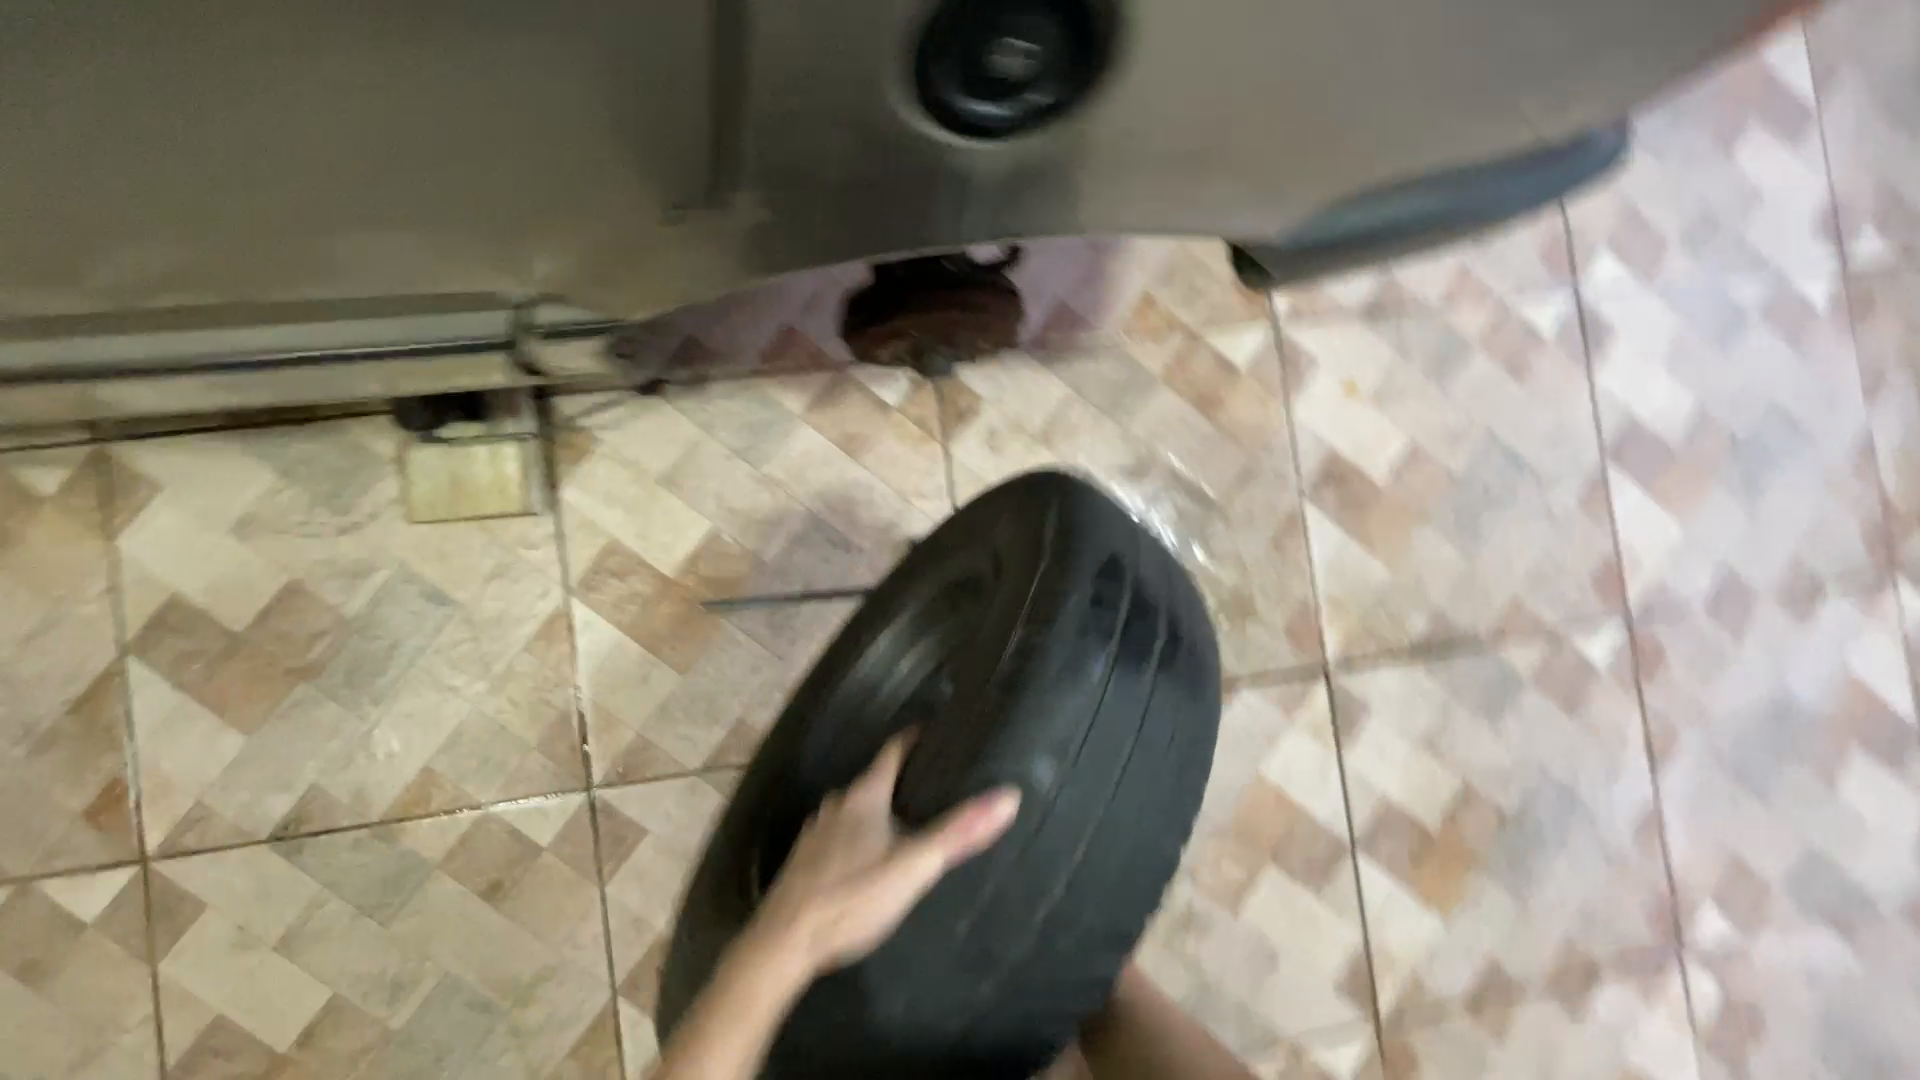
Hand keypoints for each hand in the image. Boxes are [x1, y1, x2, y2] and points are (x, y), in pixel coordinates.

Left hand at [743, 732, 1022, 980]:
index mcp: (864, 796)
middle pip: (875, 781)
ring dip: (880, 811)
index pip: (894, 750)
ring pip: (856, 810)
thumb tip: (1009, 796)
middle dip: (903, 782)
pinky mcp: (804, 860)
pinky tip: (869, 859)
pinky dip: (859, 837)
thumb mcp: (914, 867)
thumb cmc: (852, 897)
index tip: (938, 732)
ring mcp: (816, 832)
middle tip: (935, 788)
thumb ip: (958, 833)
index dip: (917, 738)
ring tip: (907, 823)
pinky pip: (839, 835)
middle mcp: (837, 804)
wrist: (783, 942)